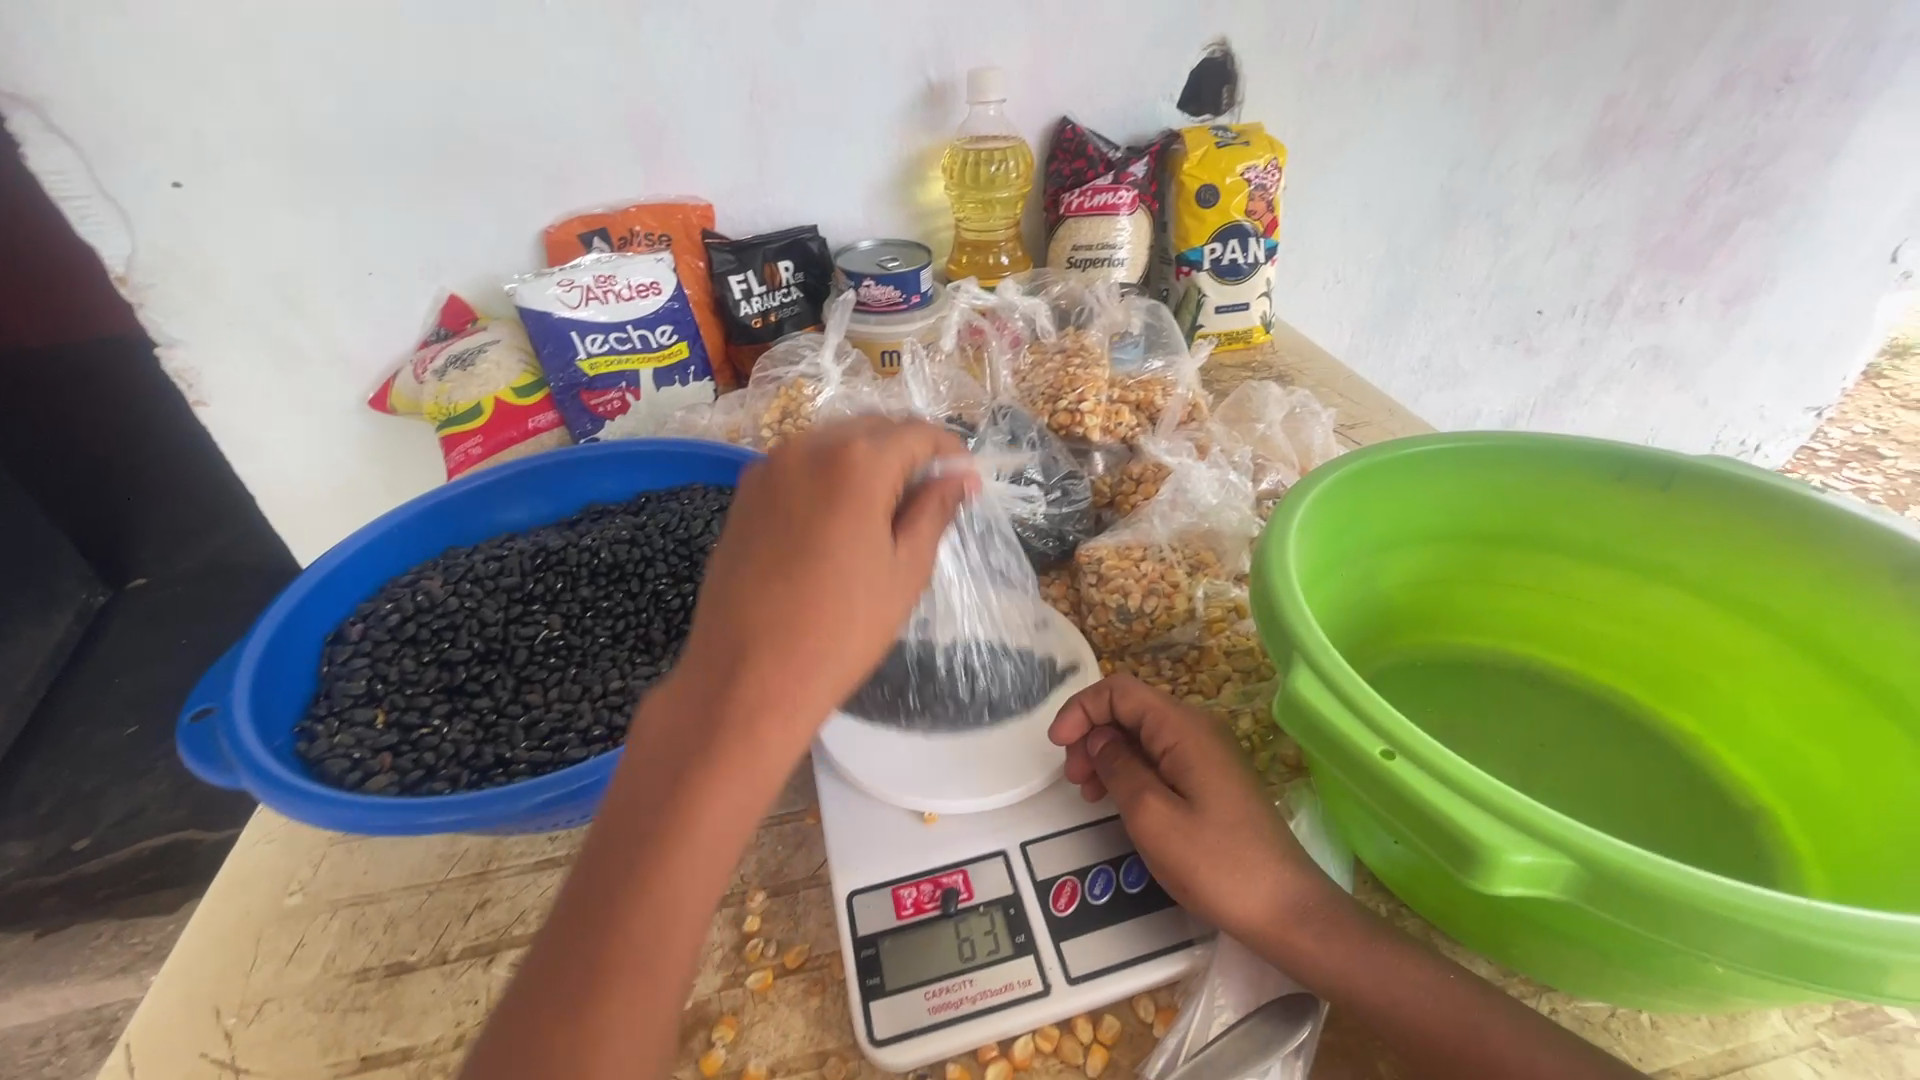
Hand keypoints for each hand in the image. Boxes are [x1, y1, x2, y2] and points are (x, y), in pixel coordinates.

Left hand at [677, 417, 971, 748]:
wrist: (747, 676)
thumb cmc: (841, 630)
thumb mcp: (904, 571)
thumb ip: (933, 512)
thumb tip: (960, 479)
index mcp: (856, 462)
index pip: (916, 433)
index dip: (949, 452)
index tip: (966, 479)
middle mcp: (807, 447)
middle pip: (872, 430)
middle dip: (908, 451)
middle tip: (933, 495)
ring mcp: (768, 468)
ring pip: (832, 443)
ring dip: (868, 461)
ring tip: (888, 509)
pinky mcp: (744, 494)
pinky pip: (800, 466)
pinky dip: (829, 476)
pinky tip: (841, 518)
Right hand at [1048, 675, 1338, 938]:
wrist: (1286, 910)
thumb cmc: (1215, 863)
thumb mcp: (1151, 815)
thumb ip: (1118, 767)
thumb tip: (1098, 739)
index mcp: (1183, 727)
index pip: (1119, 691)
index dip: (1081, 709)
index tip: (1057, 747)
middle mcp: (1197, 729)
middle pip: (1131, 710)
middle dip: (1092, 734)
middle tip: (1074, 780)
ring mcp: (1207, 755)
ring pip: (1143, 736)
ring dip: (1108, 755)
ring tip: (1089, 794)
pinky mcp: (1211, 780)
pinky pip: (1160, 759)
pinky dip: (1131, 771)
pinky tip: (1118, 801)